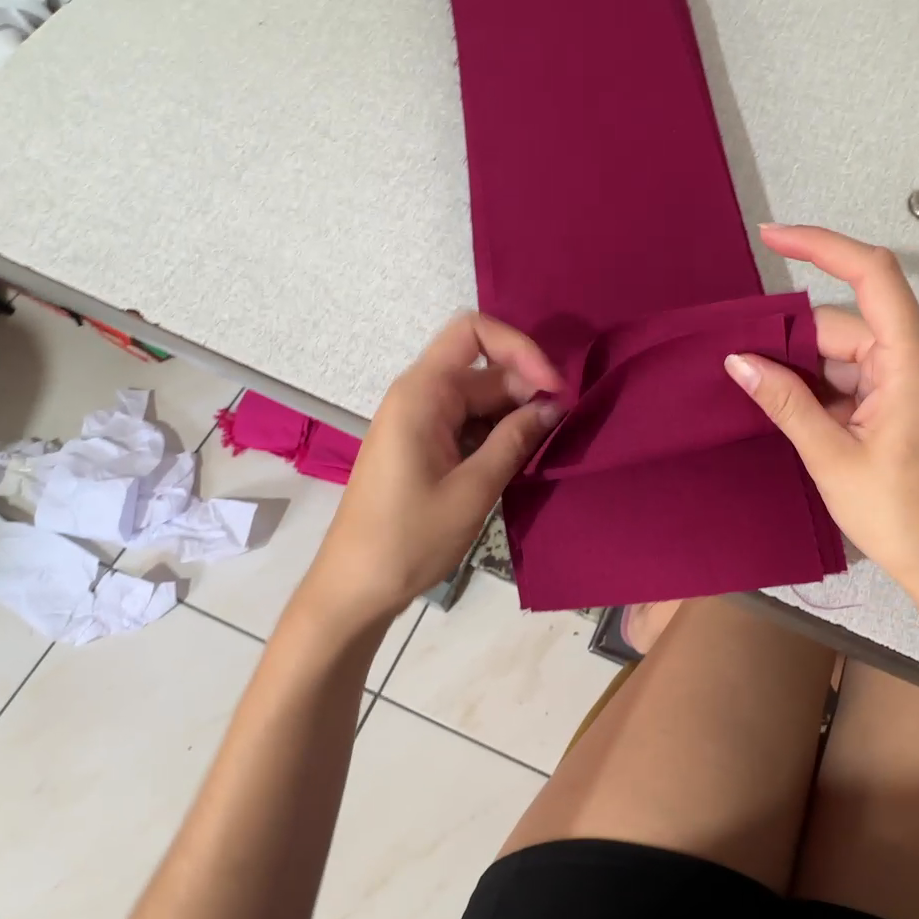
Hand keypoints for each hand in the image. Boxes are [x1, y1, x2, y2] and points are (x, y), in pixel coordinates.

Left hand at [302, 313, 562, 629]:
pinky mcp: (424, 447)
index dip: (520, 349)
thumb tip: (553, 406)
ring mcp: (420, 423)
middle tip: (562, 429)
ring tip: (547, 449)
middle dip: (526, 390)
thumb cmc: (409, 539)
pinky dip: (498, 436)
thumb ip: (514, 441)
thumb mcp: (473, 490)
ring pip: (481, 399)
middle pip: (483, 368)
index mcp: (421, 394)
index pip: (474, 331)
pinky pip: (469, 424)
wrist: (356, 587)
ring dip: (516, 416)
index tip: (553, 391)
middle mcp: (419, 397)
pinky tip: (521, 462)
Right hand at [725, 224, 918, 598]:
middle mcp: (914, 358)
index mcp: (910, 360)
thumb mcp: (831, 457)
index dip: (822, 245)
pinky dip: (817, 388)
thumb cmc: (897, 514)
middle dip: (791, 335)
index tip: (771, 236)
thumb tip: (737, 361)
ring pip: (843, 352)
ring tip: (752, 387)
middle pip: (845, 321)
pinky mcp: (901, 404)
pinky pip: (852, 378)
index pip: (871, 274)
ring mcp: (909, 382)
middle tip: (736, 357)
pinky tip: (782, 405)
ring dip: (800, 367)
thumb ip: (785, 402)